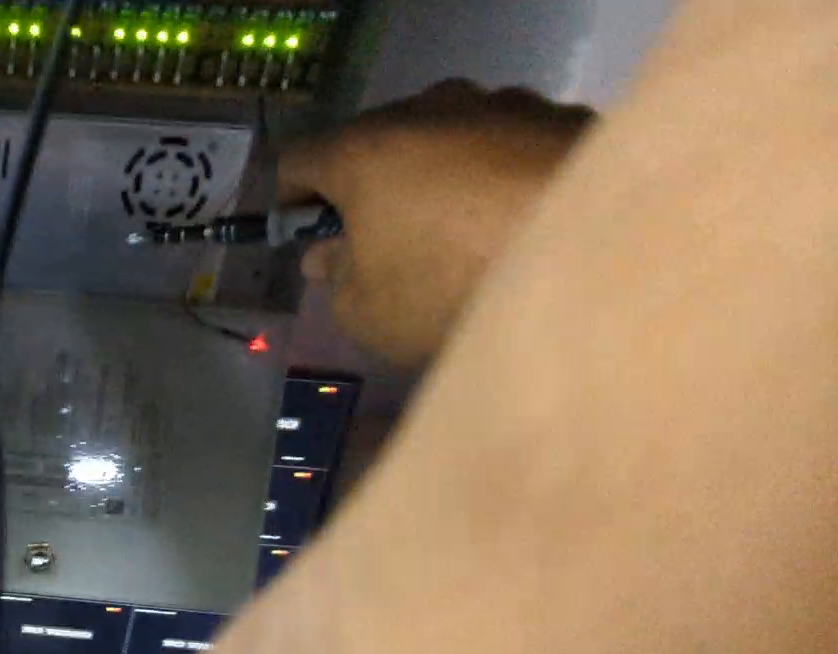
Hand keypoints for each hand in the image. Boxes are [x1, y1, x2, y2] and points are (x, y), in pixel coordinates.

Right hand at [281, 81, 594, 366]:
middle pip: (375, 143)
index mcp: (366, 150)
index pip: (297, 159)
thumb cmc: (446, 287)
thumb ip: (335, 274)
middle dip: (365, 189)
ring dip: (431, 181)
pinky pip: (505, 150)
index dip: (288, 199)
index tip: (302, 235)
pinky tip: (507, 230)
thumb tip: (333, 253)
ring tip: (451, 238)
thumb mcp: (360, 307)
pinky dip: (492, 183)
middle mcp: (432, 109)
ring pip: (444, 141)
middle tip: (374, 243)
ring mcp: (505, 107)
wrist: (603, 262)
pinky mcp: (567, 120)